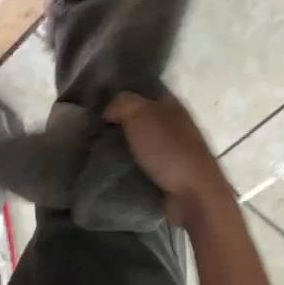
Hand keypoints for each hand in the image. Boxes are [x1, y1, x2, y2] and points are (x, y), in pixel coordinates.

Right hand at [105, 91, 232, 225]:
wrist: (194, 195)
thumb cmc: (169, 150)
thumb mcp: (141, 116)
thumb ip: (122, 103)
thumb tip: (108, 109)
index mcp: (172, 105)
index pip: (145, 89)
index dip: (121, 90)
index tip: (96, 99)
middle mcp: (174, 124)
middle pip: (140, 116)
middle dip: (117, 121)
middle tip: (90, 126)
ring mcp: (172, 150)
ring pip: (140, 141)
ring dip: (120, 144)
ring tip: (94, 148)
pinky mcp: (168, 173)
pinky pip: (142, 163)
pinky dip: (127, 165)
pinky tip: (109, 167)